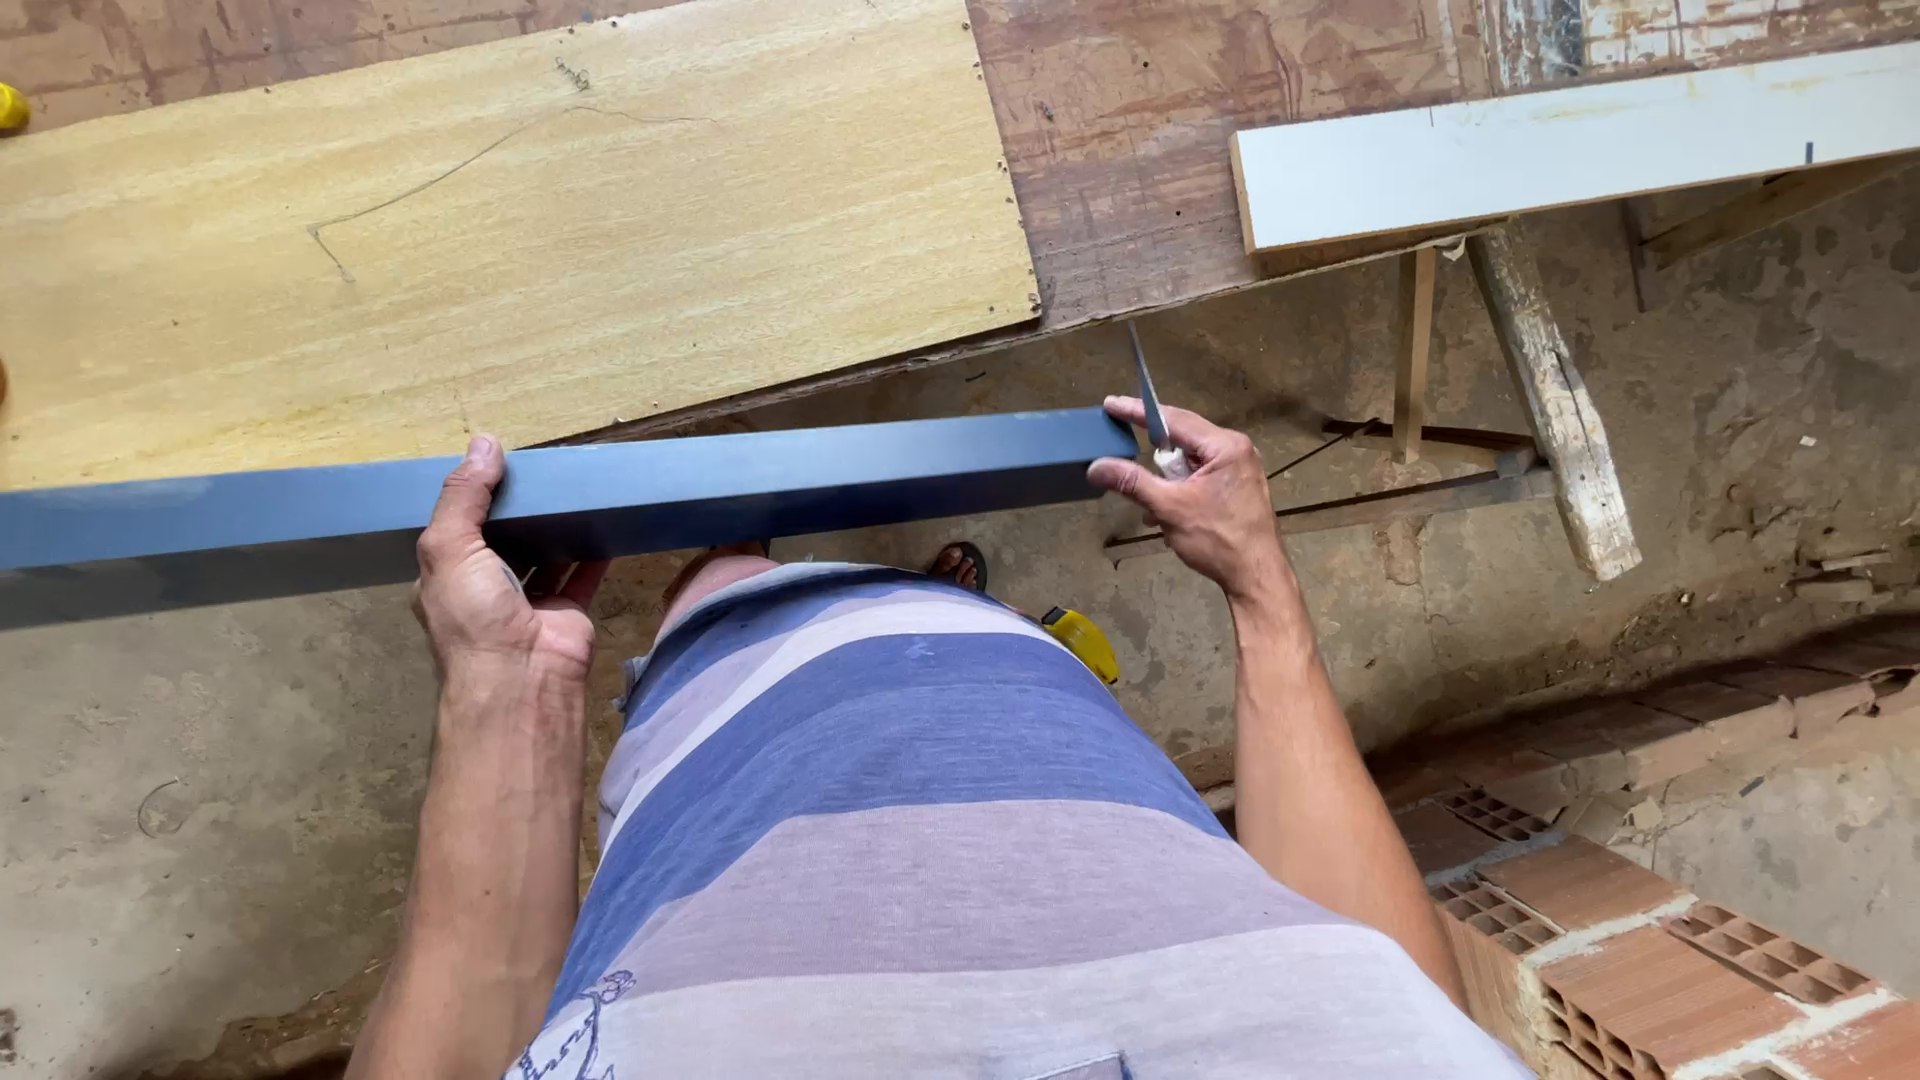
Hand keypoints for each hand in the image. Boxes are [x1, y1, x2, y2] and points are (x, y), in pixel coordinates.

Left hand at [412, 435, 609, 684]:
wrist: (523, 675)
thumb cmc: (475, 615)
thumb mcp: (450, 548)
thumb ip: (465, 497)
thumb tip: (484, 443)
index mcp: (447, 578)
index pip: (456, 531)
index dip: (473, 501)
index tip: (495, 467)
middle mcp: (486, 590)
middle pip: (504, 541)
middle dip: (519, 511)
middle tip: (541, 473)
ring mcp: (530, 601)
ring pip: (545, 555)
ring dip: (557, 528)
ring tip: (572, 491)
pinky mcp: (570, 609)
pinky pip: (583, 573)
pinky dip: (594, 550)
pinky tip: (604, 522)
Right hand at [1088, 396, 1288, 602]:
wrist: (1256, 576)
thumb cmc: (1218, 539)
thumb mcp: (1169, 508)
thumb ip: (1132, 482)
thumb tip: (1096, 466)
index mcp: (1224, 446)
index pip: (1173, 419)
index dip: (1139, 412)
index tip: (1111, 404)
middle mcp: (1235, 450)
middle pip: (1181, 438)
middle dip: (1152, 452)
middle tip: (1120, 442)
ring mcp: (1238, 470)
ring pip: (1187, 462)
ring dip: (1165, 481)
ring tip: (1150, 505)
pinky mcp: (1235, 489)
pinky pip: (1198, 478)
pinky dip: (1178, 491)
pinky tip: (1165, 515)